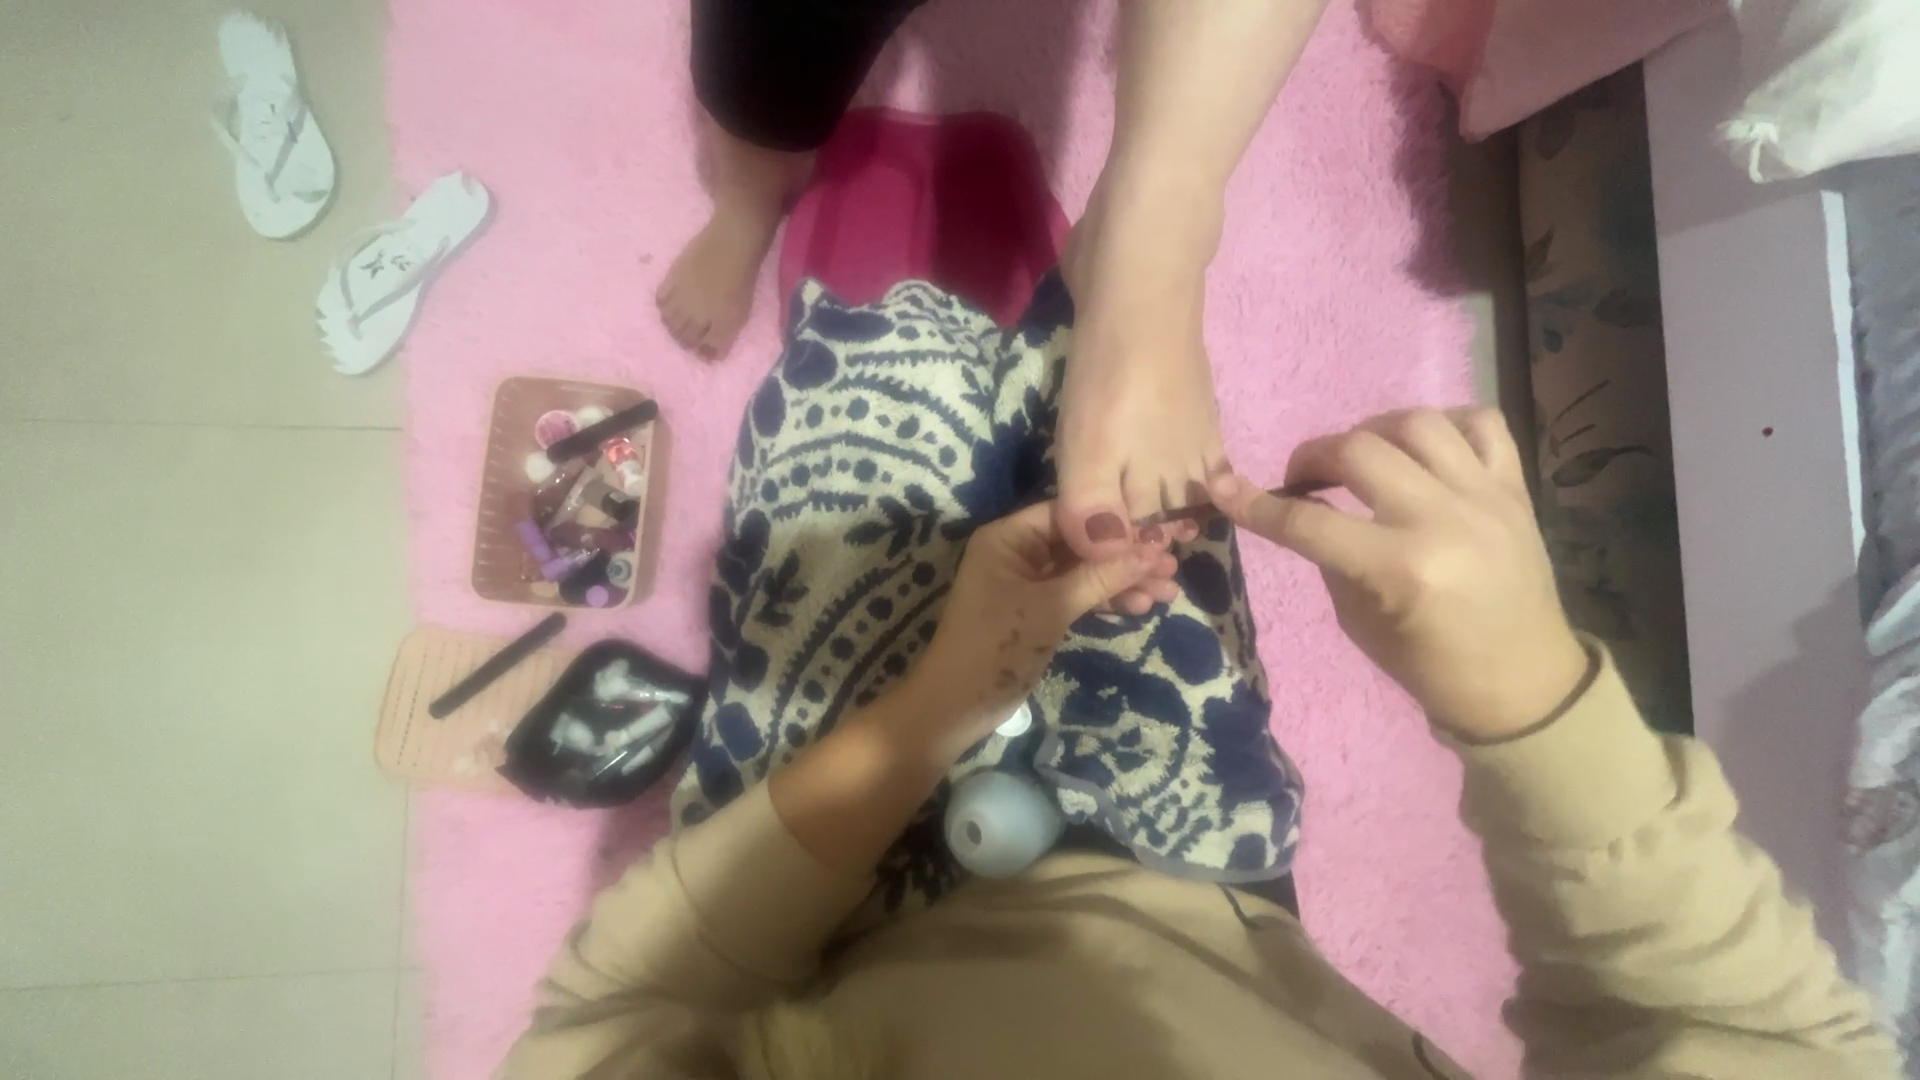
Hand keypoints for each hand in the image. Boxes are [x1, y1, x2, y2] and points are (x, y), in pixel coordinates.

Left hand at [897, 501, 1178, 760]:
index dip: (1116, 524)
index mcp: (1009, 537)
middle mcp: (1017, 551)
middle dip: (1125, 557)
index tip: (1162, 535)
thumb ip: (1101, 576)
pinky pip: (1076, 594)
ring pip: (1083, 571)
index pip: (1070, 513)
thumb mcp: (1052, 608)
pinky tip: (1139, 606)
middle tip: (1173, 569)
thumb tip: (1154, 549)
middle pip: (1080, 542)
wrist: (957, 706)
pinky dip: (1104, 599)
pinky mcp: (1036, 609)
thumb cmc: (997, 647)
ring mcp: (1027, 581)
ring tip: (1167, 593)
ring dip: (1121, 581)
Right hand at [1210, 408, 1588, 741]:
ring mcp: (1486, 499)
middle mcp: (1443, 521)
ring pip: (1417, 423)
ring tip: (1361, 456)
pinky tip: (1422, 450)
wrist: (1521, 682)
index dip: (1256, 504)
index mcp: (1399, 569)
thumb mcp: (1356, 617)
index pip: (1308, 522)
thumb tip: (1301, 508)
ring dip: (1371, 431)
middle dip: (1312, 456)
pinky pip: (1482, 423)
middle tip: (1303, 479)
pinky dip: (1443, 425)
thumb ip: (1329, 554)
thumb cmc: (1425, 663)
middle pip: (1358, 452)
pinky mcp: (1517, 490)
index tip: (1222, 488)